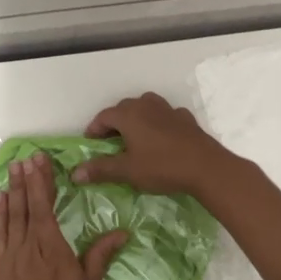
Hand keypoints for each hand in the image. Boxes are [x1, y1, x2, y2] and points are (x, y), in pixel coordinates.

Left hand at [0, 154, 127, 279]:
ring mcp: (11, 256)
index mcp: (52, 249)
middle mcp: (28, 247)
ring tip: (12, 168)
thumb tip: (122, 232)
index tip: (40, 161)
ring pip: (11, 216)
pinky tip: (1, 200)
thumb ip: (100, 254)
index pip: (45, 207)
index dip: (42, 182)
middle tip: (28, 156)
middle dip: (27, 179)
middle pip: (27, 206)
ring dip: (12, 191)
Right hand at [73, 92, 236, 196]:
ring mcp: (169, 110)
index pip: (104, 116)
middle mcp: (147, 106)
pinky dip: (158, 122)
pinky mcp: (186, 119)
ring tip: (134, 136)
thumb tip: (74, 173)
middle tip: (110, 142)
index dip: (94, 129)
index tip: (91, 144)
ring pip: (146, 106)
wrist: (206, 167)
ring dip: (136, 118)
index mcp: (129, 115)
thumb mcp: (127, 171)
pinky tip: (161, 137)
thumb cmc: (162, 167)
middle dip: (113, 123)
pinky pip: (166, 115)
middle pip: (123, 108)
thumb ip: (100, 169)